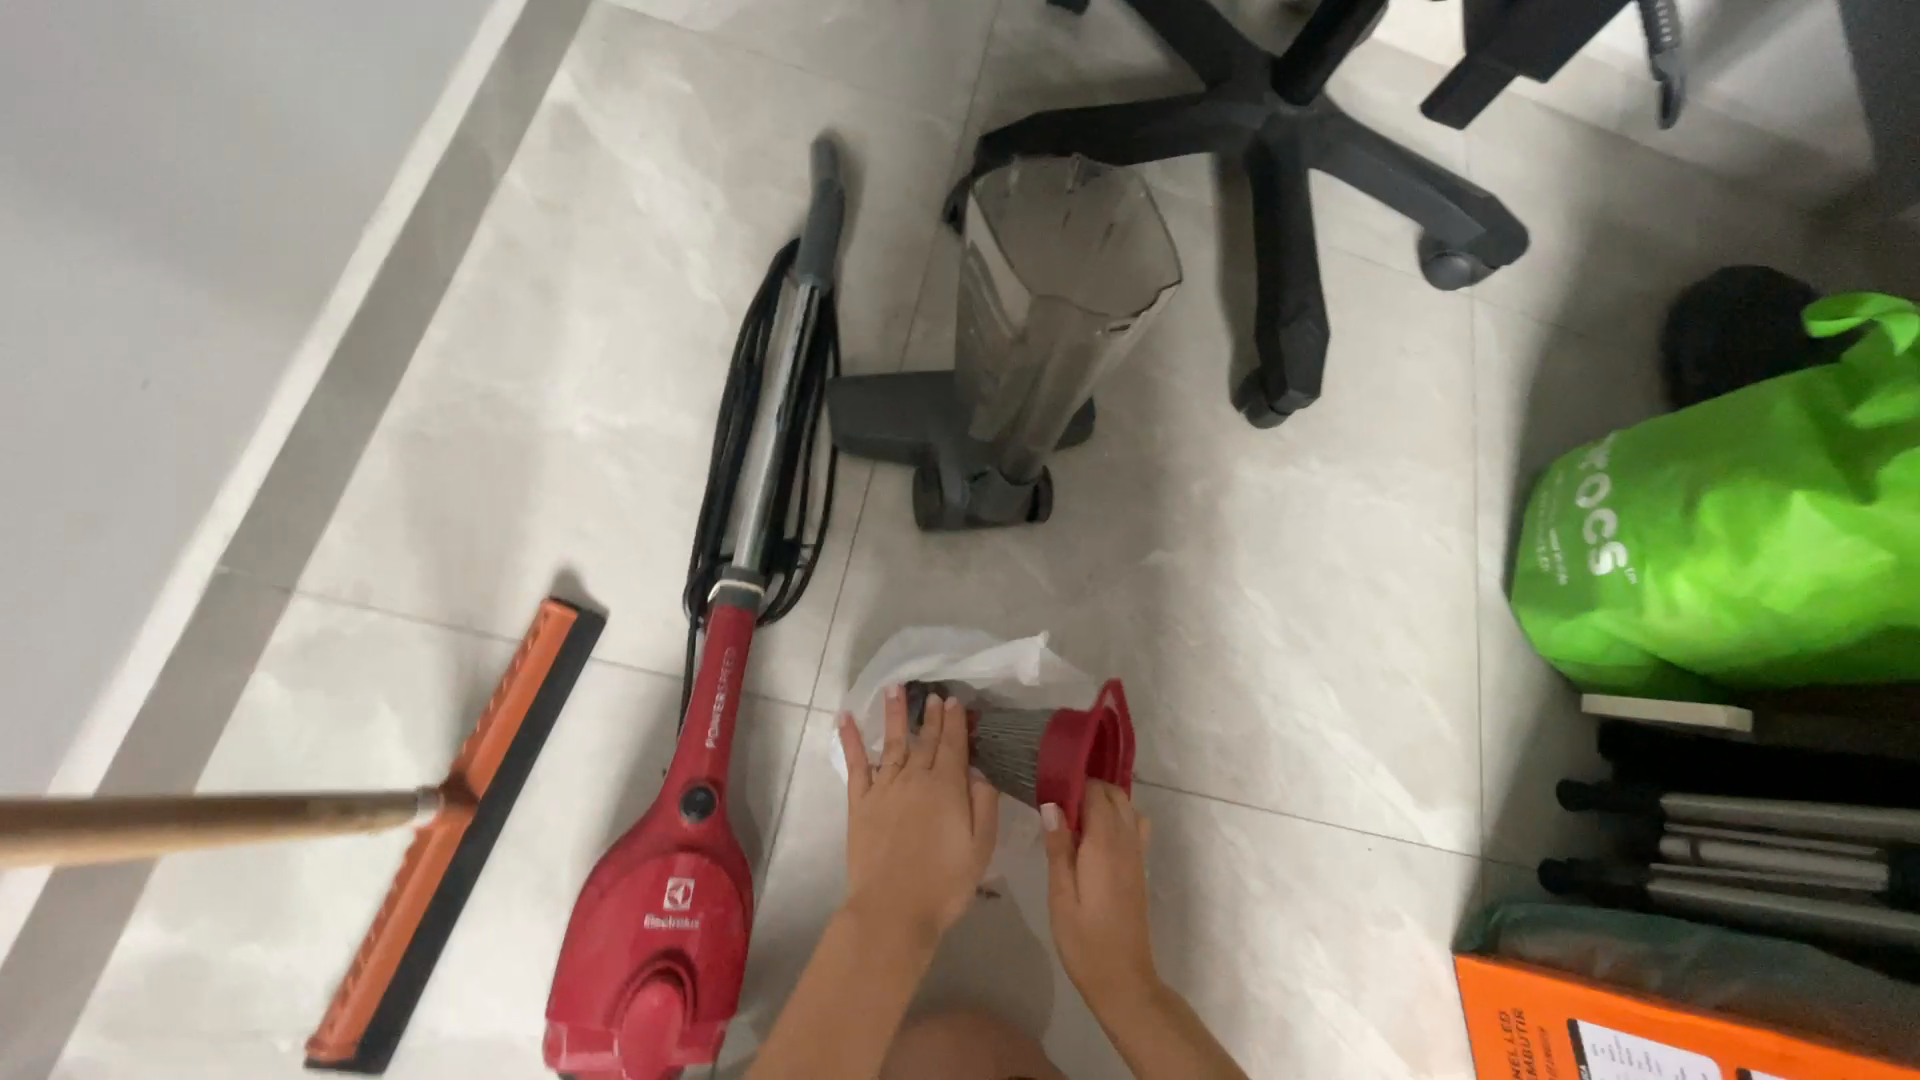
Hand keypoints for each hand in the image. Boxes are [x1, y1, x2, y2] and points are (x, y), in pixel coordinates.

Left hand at [838, 686, 998, 943]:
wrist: (893, 909)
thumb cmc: (945, 883)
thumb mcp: (981, 847)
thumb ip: (984, 805)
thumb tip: (980, 773)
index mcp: (947, 787)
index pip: (953, 745)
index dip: (955, 722)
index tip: (955, 701)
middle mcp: (915, 778)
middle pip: (926, 740)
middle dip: (931, 716)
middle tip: (934, 695)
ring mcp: (884, 788)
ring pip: (893, 743)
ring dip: (895, 715)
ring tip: (895, 688)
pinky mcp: (860, 802)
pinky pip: (856, 764)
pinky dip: (851, 739)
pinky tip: (845, 718)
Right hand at [1043, 781, 1157, 1009]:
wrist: (1123, 979)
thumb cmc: (1084, 940)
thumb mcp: (1061, 895)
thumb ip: (1058, 848)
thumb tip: (1052, 804)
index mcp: (1105, 844)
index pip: (1095, 792)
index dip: (1073, 783)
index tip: (1047, 785)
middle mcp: (1127, 842)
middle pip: (1115, 794)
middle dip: (1088, 788)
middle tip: (1056, 801)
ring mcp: (1137, 855)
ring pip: (1127, 807)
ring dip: (1103, 801)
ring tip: (1072, 816)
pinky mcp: (1139, 868)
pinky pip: (1134, 826)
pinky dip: (1117, 817)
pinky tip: (1093, 837)